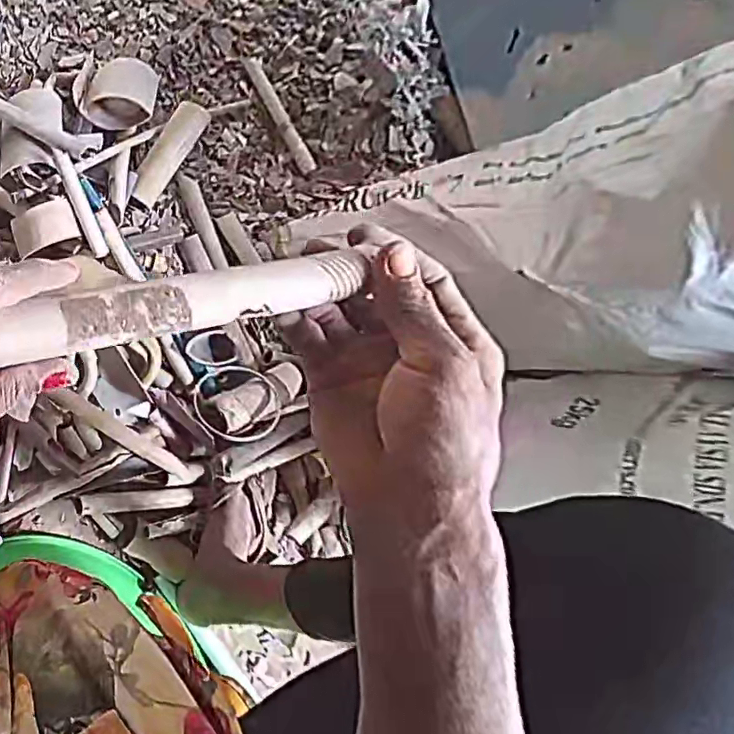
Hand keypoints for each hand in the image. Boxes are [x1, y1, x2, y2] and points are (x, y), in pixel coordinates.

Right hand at [282, 225, 504, 541]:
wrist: (405, 493)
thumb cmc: (447, 442)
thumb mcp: (442, 363)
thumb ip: (412, 309)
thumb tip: (396, 260)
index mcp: (447, 336)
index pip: (418, 281)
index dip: (392, 256)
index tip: (364, 240)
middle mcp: (402, 343)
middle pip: (371, 292)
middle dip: (347, 270)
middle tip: (321, 255)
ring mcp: (362, 359)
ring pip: (335, 312)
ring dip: (318, 292)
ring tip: (298, 276)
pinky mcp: (327, 376)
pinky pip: (308, 339)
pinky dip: (294, 321)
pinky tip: (286, 308)